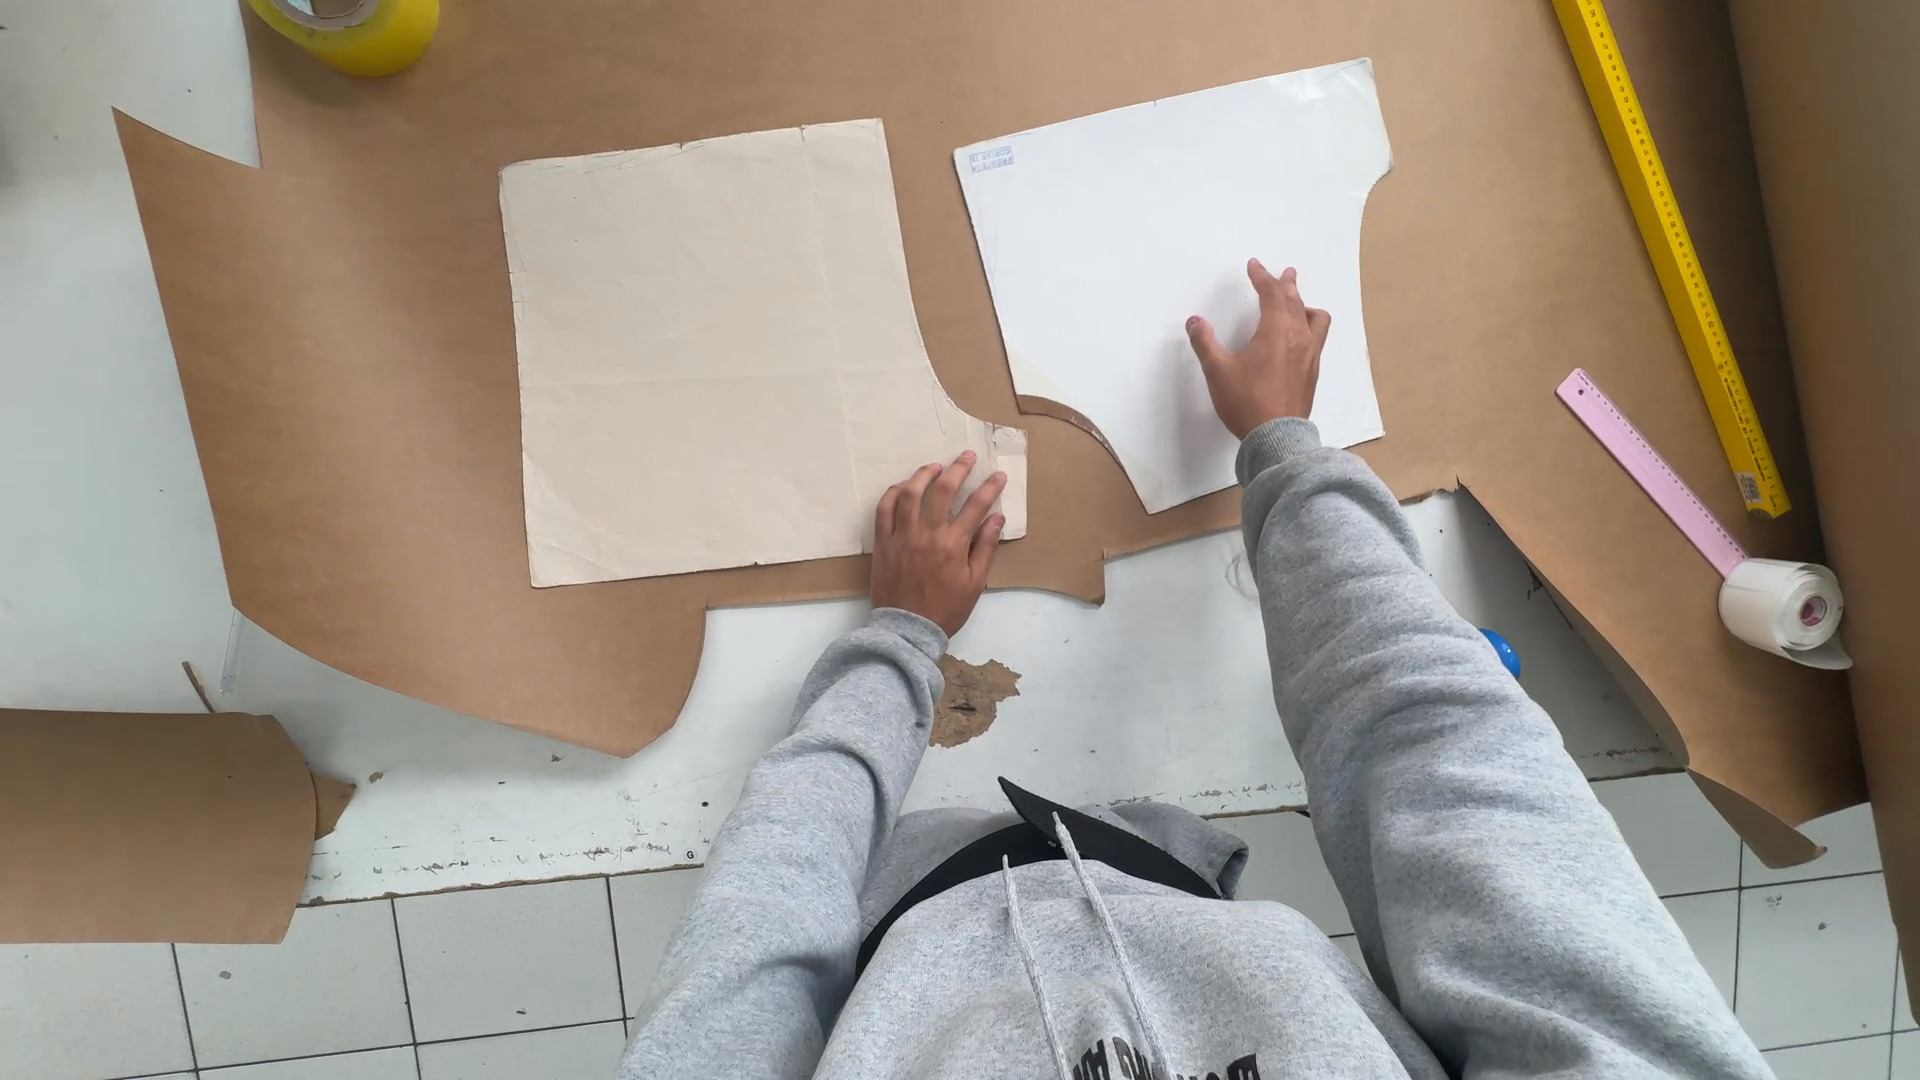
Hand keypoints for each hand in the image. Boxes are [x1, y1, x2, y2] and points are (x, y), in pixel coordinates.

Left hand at [871, 451, 1007, 636]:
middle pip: (944, 490)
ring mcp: (902, 536)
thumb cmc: (945, 610)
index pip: (976, 506)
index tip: (998, 475)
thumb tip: (997, 518)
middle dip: (959, 469)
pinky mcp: (883, 542)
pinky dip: (894, 493)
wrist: (908, 630)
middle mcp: (927, 534)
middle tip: (967, 456)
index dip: (990, 487)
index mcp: (953, 544)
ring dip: (924, 474)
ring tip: (935, 466)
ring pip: (910, 493)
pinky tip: (904, 487)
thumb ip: (985, 548)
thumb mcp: (975, 583)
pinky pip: (884, 509)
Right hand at [1185, 259, 1331, 438]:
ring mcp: (1310, 354)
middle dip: (1286, 285)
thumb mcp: (1217, 371)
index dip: (1262, 277)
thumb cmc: (1245, 401)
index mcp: (1275, 330)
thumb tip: (1194, 321)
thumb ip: (1205, 343)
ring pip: (1314, 318)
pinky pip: (1318, 338)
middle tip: (1285, 273)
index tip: (1254, 265)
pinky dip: (1310, 327)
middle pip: (1295, 301)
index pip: (1271, 294)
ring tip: (1299, 305)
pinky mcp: (1312, 371)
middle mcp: (1298, 336)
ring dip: (1305, 306)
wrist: (1275, 435)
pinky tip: (1302, 337)